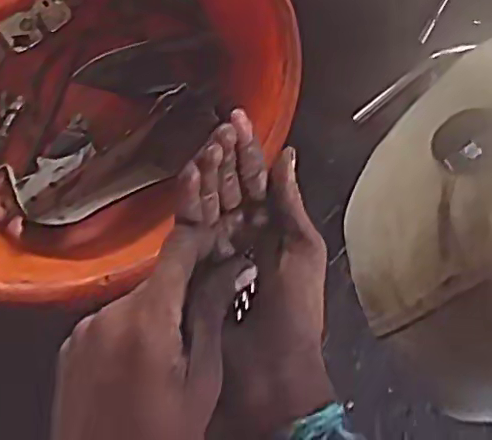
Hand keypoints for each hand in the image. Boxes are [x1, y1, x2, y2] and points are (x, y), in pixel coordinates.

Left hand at [50, 134, 256, 439]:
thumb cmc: (160, 438)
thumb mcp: (201, 380)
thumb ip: (212, 312)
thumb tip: (232, 263)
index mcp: (147, 316)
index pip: (180, 248)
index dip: (203, 228)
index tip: (219, 213)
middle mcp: (110, 312)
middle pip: (159, 276)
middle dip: (184, 282)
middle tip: (208, 298)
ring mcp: (84, 330)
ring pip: (135, 299)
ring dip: (156, 309)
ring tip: (171, 348)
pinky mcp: (69, 348)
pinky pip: (109, 321)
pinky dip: (129, 329)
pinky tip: (140, 362)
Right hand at [217, 146, 335, 435]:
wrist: (271, 372)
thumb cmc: (296, 311)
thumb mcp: (303, 249)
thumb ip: (290, 202)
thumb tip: (288, 155)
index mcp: (274, 226)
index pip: (258, 177)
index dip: (249, 148)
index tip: (239, 119)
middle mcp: (246, 232)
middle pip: (233, 183)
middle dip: (226, 153)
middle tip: (219, 124)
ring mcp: (220, 248)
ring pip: (212, 199)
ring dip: (209, 170)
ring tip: (205, 141)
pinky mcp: (197, 266)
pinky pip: (193, 226)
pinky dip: (191, 200)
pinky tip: (188, 177)